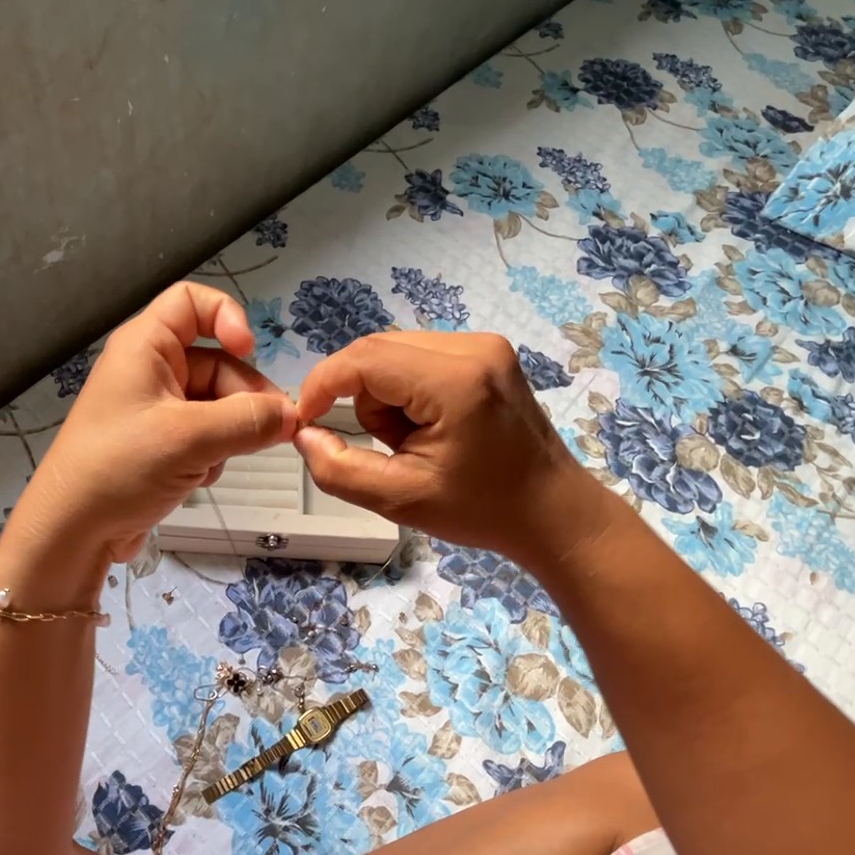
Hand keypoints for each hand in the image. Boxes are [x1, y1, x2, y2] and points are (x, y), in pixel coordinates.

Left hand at [17, 282, 297, 563]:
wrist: (71, 532)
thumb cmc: (118, 469)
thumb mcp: (190, 439)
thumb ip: (247, 421)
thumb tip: (292, 416)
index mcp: (145, 347)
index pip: (191, 303)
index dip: (227, 316)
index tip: (251, 350)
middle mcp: (150, 372)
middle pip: (217, 363)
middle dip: (244, 398)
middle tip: (272, 431)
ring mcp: (154, 411)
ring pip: (216, 406)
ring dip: (229, 434)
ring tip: (216, 461)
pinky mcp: (159, 447)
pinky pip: (205, 438)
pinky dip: (212, 456)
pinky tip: (197, 478)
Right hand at [293, 332, 573, 554]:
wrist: (550, 510)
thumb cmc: (481, 509)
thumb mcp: (399, 500)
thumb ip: (338, 469)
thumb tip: (303, 434)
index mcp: (454, 382)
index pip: (364, 360)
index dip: (322, 385)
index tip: (306, 421)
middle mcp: (471, 347)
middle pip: (376, 351)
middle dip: (361, 398)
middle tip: (386, 445)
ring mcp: (483, 344)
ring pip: (394, 354)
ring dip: (386, 396)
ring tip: (415, 441)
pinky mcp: (487, 352)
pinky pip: (418, 358)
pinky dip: (407, 390)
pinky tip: (431, 425)